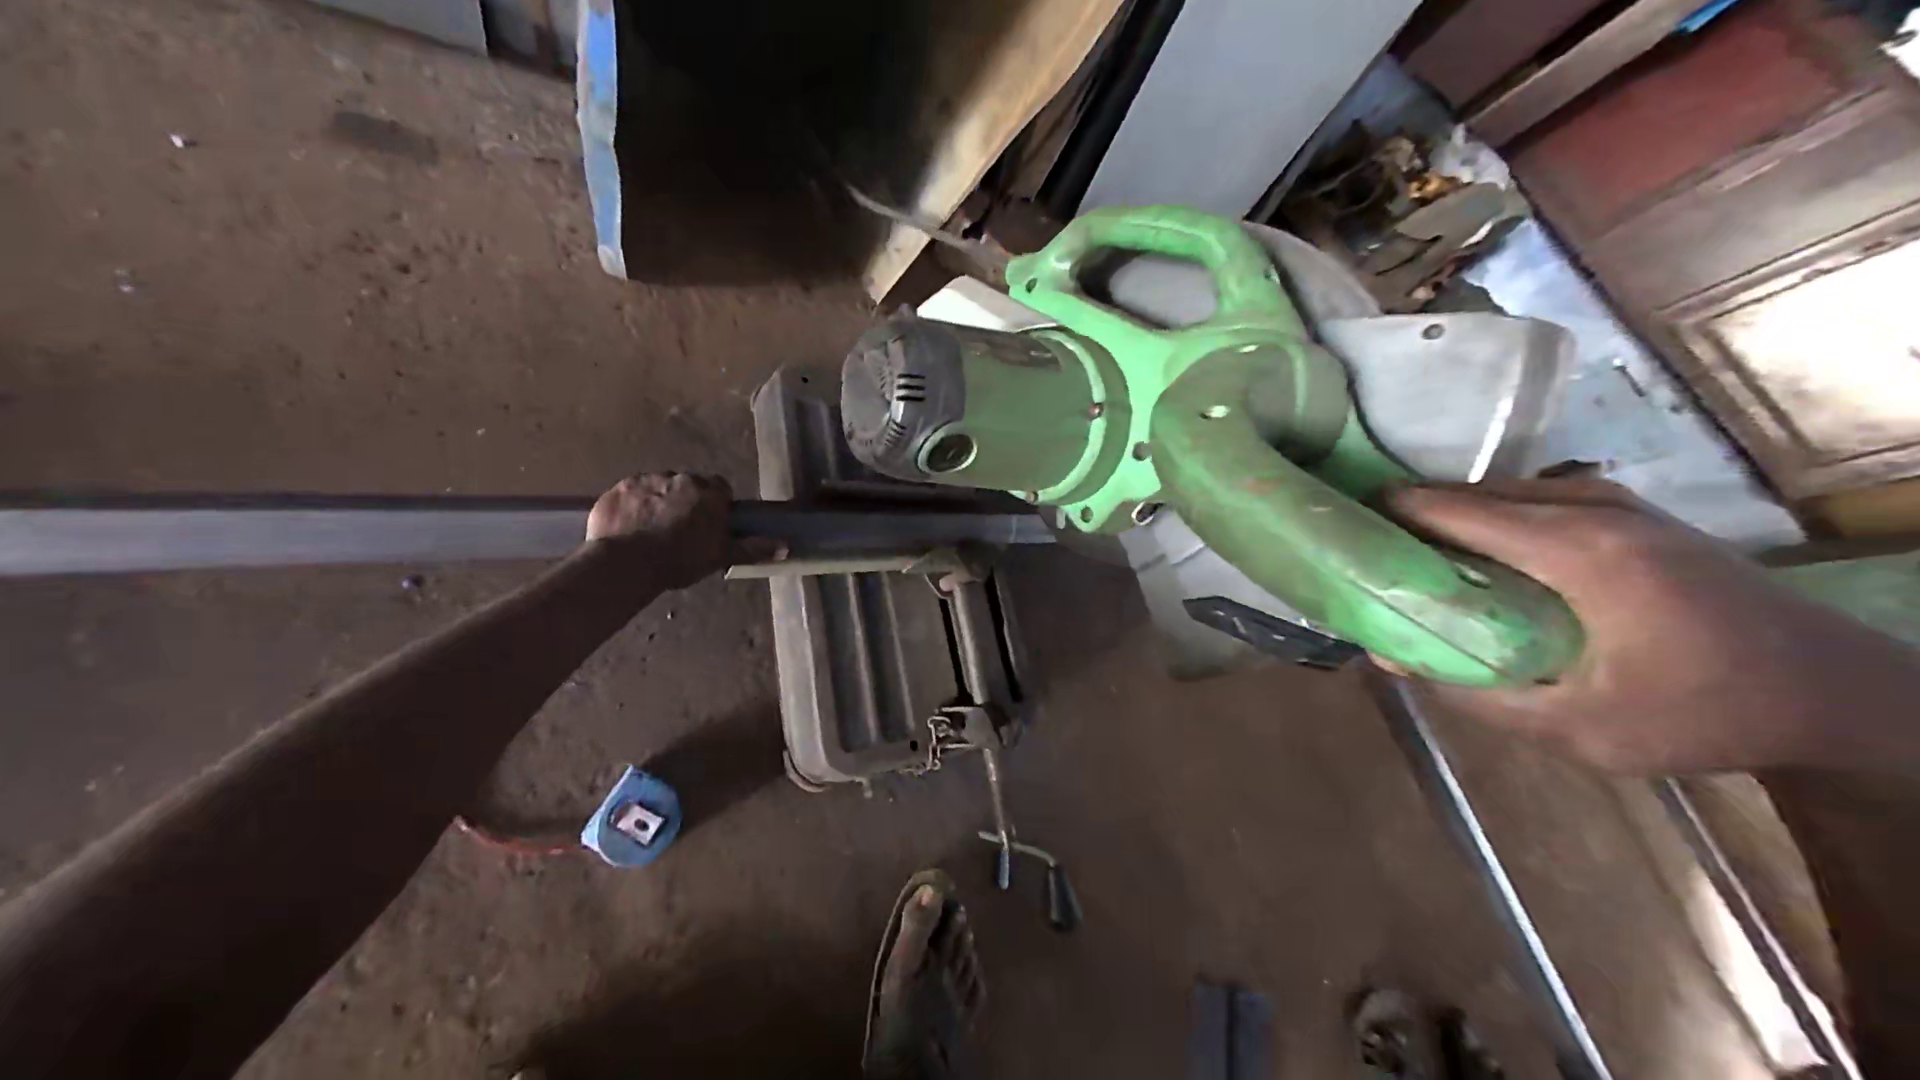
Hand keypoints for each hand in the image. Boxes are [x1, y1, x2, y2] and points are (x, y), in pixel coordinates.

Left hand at [584, 472, 742, 589]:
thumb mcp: (722, 556)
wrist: (629, 562)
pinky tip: (629, 529)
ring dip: (657, 502)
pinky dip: (631, 507)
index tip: (711, 523)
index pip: (720, 488)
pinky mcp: (617, 490)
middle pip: (687, 486)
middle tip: (681, 530)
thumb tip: (785, 547)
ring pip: (657, 488)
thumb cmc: (682, 559)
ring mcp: (644, 481)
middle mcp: (678, 478)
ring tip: (652, 530)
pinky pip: (629, 495)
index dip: (717, 504)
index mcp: (708, 492)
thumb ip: (753, 548)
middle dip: (685, 501)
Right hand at [1385, 478, 1919, 774]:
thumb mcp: (1580, 730)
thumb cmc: (1708, 713)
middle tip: (1366, 546)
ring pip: (1502, 490)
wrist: (1845, 693)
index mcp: (1578, 551)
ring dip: (1449, 513)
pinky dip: (1489, 513)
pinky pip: (1534, 497)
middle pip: (1471, 492)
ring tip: (1406, 547)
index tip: (1342, 526)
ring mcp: (1618, 503)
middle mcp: (1592, 509)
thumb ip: (1477, 695)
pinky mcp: (1634, 512)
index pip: (1455, 510)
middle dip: (1411, 513)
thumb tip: (1392, 661)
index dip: (1391, 513)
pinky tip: (1473, 548)